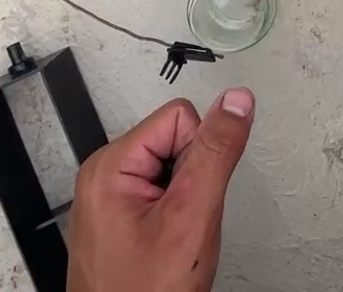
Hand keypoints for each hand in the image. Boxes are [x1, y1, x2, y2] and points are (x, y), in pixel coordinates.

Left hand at [67, 88, 255, 291]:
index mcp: (109, 167)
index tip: (189, 196)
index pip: (182, 118)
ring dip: (189, 197)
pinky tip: (170, 242)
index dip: (201, 155)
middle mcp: (105, 176)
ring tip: (176, 237)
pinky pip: (168, 188)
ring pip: (178, 164)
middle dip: (195, 177)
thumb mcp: (191, 217)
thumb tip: (237, 100)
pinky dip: (179, 211)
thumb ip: (216, 151)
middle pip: (179, 138)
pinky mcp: (123, 214)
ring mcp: (112, 197)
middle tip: (183, 222)